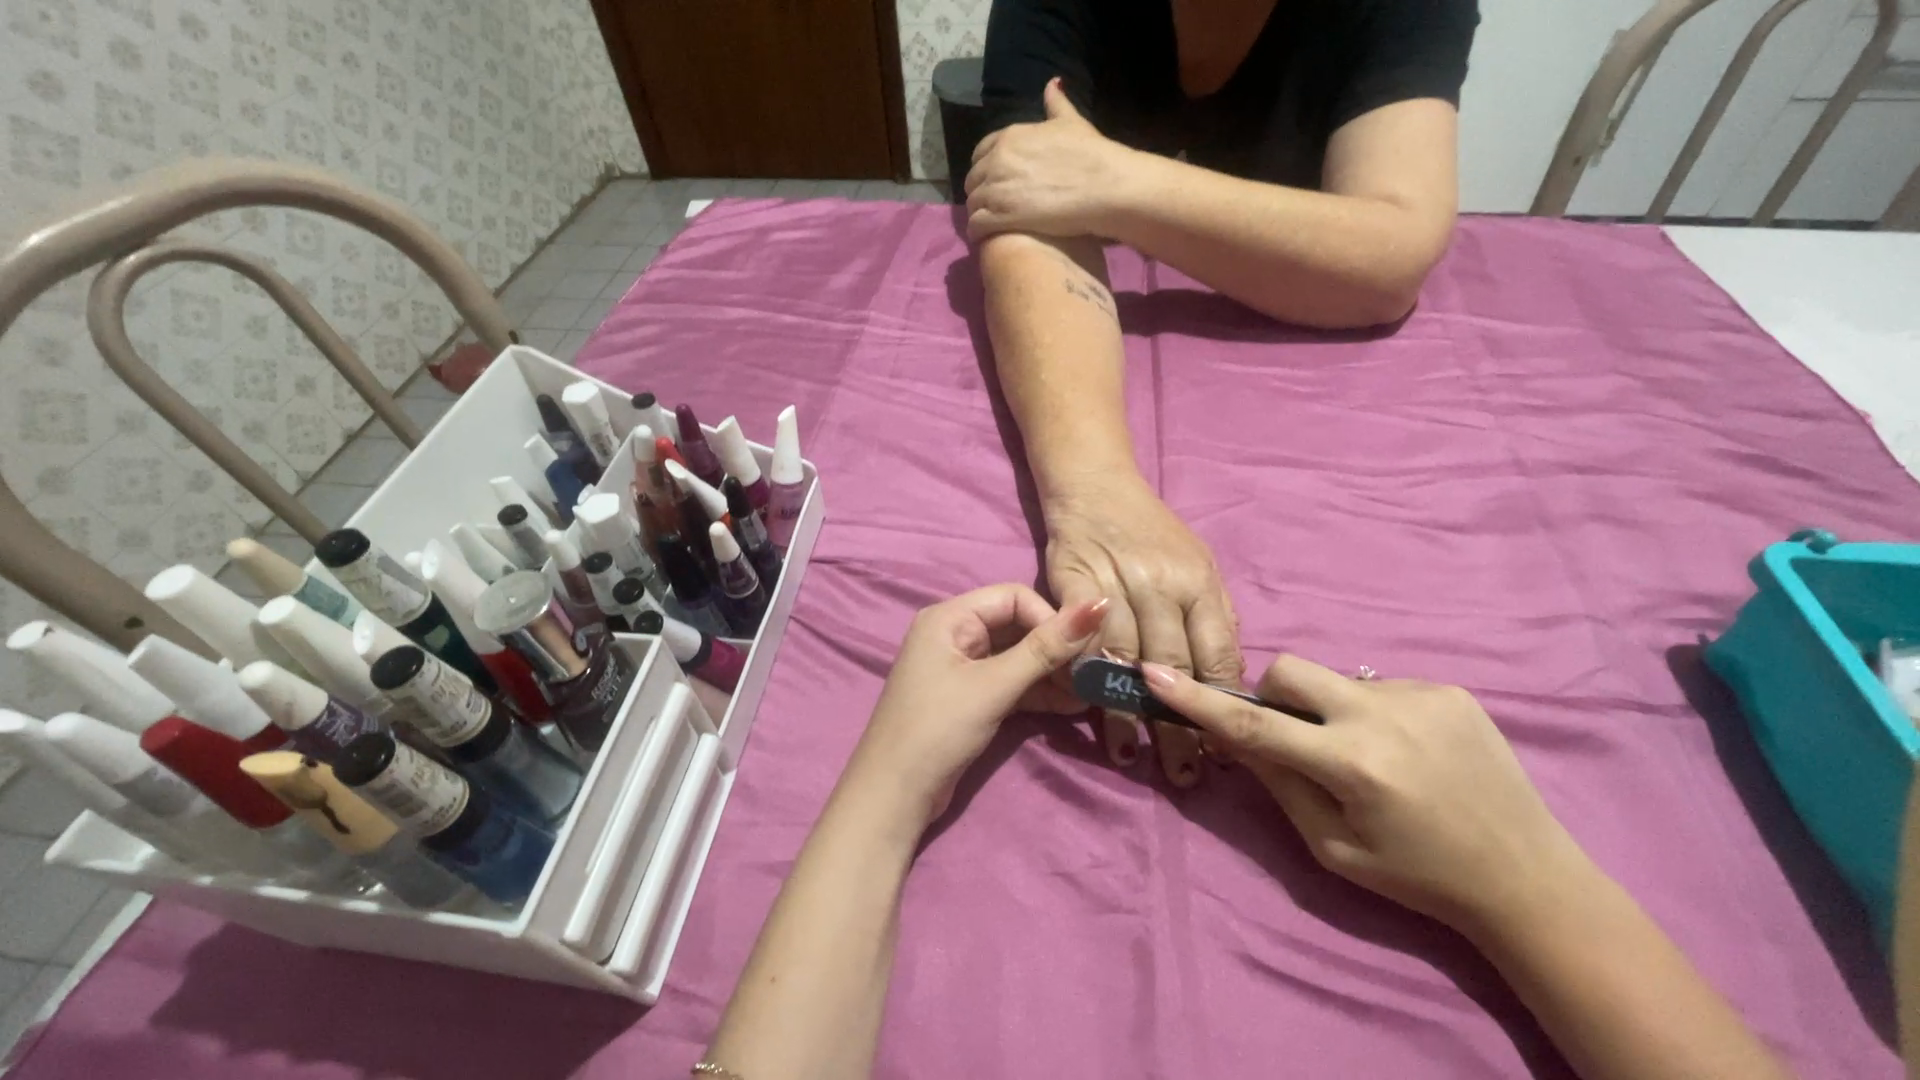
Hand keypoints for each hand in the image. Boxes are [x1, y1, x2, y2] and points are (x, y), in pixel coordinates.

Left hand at [850, 585, 1106, 825]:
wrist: (894, 794)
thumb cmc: (938, 728)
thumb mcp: (994, 686)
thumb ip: (1045, 648)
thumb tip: (1099, 603)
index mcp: (949, 617)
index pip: (1014, 597)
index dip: (1051, 618)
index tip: (1082, 649)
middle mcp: (954, 634)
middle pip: (1018, 625)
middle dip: (1057, 648)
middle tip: (1094, 672)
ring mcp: (962, 668)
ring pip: (1018, 657)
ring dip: (1053, 673)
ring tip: (1090, 692)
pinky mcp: (970, 698)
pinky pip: (1012, 683)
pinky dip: (1039, 692)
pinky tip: (1072, 705)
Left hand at [965, 77, 1137, 241]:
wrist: (1102, 186)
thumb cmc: (1091, 154)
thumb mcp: (1071, 122)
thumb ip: (1056, 103)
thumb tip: (1052, 83)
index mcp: (1010, 137)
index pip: (980, 153)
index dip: (985, 167)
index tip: (993, 180)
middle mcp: (997, 160)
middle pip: (973, 180)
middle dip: (980, 192)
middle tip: (992, 206)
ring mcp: (997, 189)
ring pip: (973, 204)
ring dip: (978, 214)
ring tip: (989, 225)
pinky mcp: (1000, 217)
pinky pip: (976, 225)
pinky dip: (977, 232)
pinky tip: (985, 238)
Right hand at [1046, 472, 1240, 786]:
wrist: (1095, 488)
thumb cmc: (1151, 530)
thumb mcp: (1199, 561)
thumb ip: (1215, 614)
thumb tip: (1231, 675)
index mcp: (1199, 582)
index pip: (1217, 654)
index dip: (1221, 707)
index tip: (1225, 750)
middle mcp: (1162, 585)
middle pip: (1175, 667)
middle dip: (1181, 726)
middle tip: (1186, 774)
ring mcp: (1116, 584)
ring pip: (1126, 661)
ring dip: (1129, 714)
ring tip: (1135, 757)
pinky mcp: (1073, 583)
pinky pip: (1080, 641)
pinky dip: (1084, 680)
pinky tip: (1088, 713)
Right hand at [1141, 657, 1594, 932]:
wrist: (1527, 877)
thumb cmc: (1416, 876)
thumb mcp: (1332, 848)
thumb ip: (1279, 784)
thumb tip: (1234, 737)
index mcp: (1353, 767)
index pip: (1255, 726)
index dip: (1198, 701)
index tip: (1155, 674)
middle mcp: (1384, 717)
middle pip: (1291, 670)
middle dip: (1275, 697)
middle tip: (1296, 740)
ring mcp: (1422, 695)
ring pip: (1337, 679)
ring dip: (1332, 711)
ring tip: (1373, 759)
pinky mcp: (1451, 689)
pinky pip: (1380, 685)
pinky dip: (1373, 713)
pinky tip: (1409, 752)